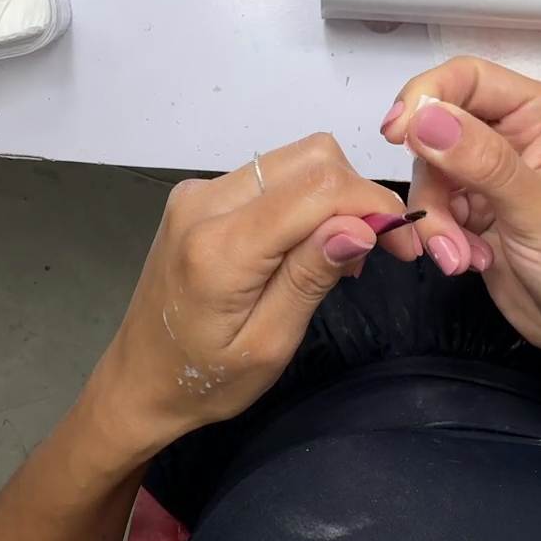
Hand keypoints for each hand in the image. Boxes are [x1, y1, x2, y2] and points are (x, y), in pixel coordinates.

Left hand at [82, 134, 405, 459]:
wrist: (137, 382)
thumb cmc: (204, 380)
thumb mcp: (269, 344)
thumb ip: (311, 276)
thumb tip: (362, 225)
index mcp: (220, 247)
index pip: (319, 188)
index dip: (374, 204)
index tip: (403, 242)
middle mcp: (204, 202)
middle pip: (311, 157)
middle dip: (358, 194)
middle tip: (380, 247)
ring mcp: (198, 192)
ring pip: (294, 160)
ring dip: (334, 196)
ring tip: (343, 254)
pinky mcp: (200, 195)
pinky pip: (271, 176)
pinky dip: (305, 199)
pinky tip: (308, 244)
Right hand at [378, 59, 540, 425]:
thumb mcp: (538, 209)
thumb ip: (481, 161)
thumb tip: (426, 118)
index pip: (469, 79)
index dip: (427, 96)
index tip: (398, 132)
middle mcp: (513, 136)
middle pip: (438, 127)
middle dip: (432, 179)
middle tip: (437, 219)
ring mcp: (489, 174)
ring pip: (429, 172)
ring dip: (435, 218)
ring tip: (459, 255)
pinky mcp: (472, 208)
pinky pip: (432, 206)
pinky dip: (439, 235)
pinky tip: (466, 260)